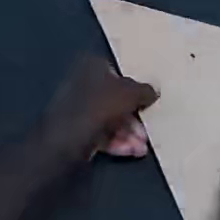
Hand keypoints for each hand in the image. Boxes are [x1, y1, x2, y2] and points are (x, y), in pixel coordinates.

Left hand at [40, 55, 157, 161]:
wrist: (66, 140)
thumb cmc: (99, 107)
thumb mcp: (130, 93)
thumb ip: (144, 90)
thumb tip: (153, 91)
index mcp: (91, 67)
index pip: (117, 73)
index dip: (134, 88)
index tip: (146, 102)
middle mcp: (82, 85)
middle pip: (116, 101)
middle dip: (134, 119)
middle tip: (146, 132)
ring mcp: (78, 110)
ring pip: (110, 120)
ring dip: (129, 134)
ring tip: (141, 147)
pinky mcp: (76, 132)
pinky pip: (102, 135)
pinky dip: (118, 142)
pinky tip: (132, 151)